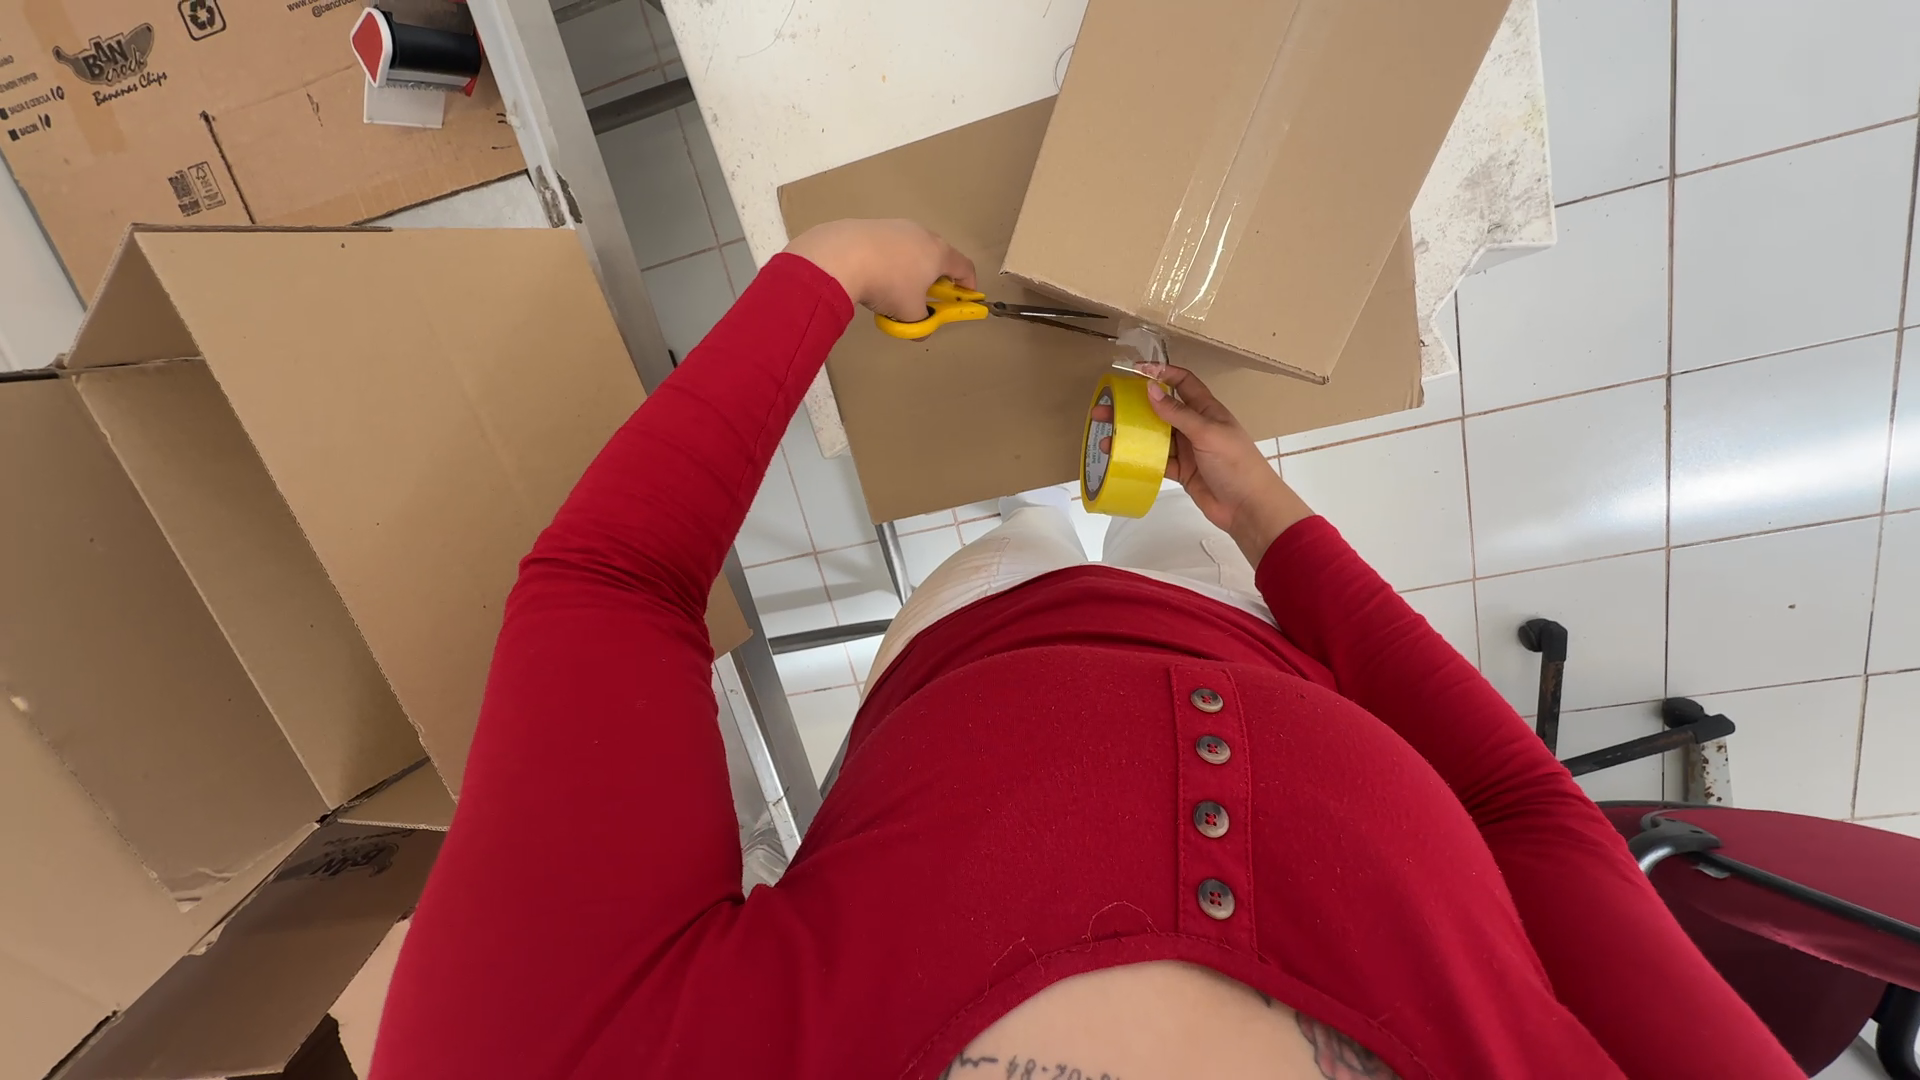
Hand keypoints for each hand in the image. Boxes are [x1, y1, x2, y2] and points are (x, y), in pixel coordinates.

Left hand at [782, 219, 976, 321]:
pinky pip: (890, 247)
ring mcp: (898, 227)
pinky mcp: (874, 226)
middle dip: (937, 278)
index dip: (969, 286)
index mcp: (940, 254)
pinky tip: (874, 276)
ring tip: (896, 289)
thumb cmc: (889, 285)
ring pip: (914, 250)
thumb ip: (922, 325)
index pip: (965, 268)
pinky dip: (890, 262)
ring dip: (912, 269)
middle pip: (939, 256)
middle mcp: (923, 234)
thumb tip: (921, 330)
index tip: (966, 299)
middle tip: (929, 297)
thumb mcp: (910, 315)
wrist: (844, 256)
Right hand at [1098, 364, 1313, 564]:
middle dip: (1133, 407)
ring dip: (1131, 435)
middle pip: (1160, 410)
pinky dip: (1138, 458)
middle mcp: (1194, 426)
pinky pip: (1155, 460)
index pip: (1182, 382)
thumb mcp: (1206, 433)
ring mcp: (1187, 449)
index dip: (1161, 373)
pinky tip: (1119, 458)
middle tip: (1105, 409)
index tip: (1135, 372)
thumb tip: (1149, 389)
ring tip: (1106, 438)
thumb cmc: (1235, 463)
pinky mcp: (1181, 471)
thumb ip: (1177, 413)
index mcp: (1206, 410)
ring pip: (1153, 436)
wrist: (1247, 507)